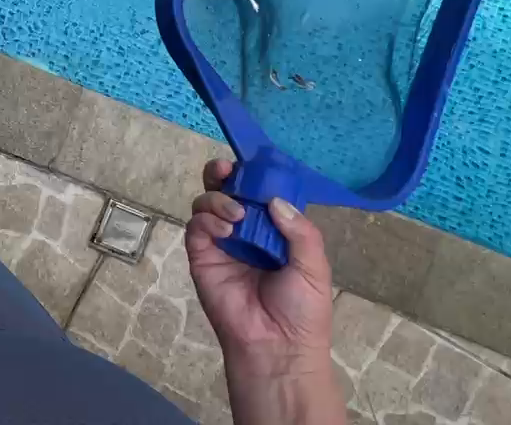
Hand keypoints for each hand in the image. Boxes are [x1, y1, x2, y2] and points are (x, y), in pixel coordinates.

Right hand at [186, 159, 345, 424]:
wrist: (277, 345)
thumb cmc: (302, 311)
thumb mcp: (314, 270)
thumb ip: (301, 233)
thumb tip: (275, 200)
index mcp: (272, 231)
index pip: (258, 194)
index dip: (253, 177)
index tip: (251, 165)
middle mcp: (243, 230)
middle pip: (225, 190)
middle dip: (222, 174)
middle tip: (226, 170)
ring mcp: (219, 240)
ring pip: (207, 201)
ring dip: (218, 199)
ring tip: (236, 213)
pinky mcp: (200, 252)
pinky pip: (196, 224)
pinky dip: (207, 219)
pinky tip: (225, 228)